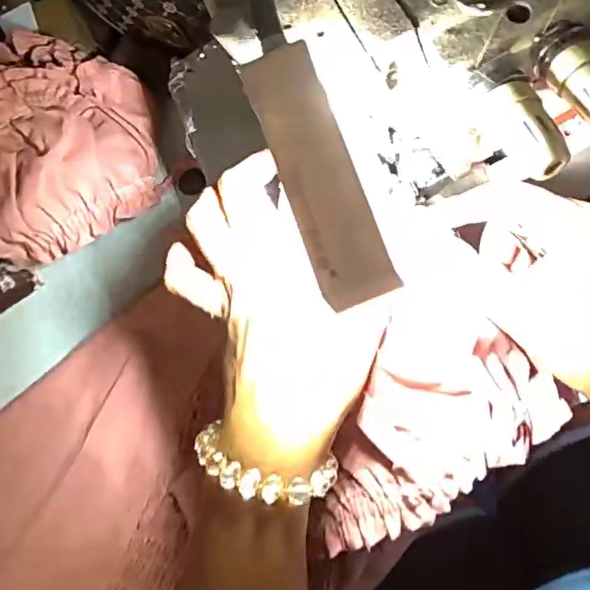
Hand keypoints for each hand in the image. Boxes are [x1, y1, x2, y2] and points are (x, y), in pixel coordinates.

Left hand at [165, 152, 387, 475]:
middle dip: (242, 173)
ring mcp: (224, 289)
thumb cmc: (319, 376)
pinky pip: (184, 283)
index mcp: (278, 259)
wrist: (274, 434)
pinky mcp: (216, 315)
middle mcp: (244, 264)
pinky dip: (180, 260)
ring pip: (198, 230)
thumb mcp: (364, 324)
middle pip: (223, 200)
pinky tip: (190, 250)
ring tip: (235, 197)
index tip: (294, 155)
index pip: (260, 194)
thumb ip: (384, 280)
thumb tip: (409, 246)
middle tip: (270, 171)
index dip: (270, 164)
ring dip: (211, 205)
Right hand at [436, 179, 589, 419]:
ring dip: (517, 258)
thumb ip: (476, 274)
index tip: (447, 228)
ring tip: (524, 295)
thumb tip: (444, 253)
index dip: (474, 213)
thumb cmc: (585, 348)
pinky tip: (538, 292)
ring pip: (534, 227)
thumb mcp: (518, 309)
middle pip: (522, 212)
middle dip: (501, 248)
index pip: (510, 198)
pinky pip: (552, 239)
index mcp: (578, 222)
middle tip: (503, 286)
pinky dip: (536, 261)